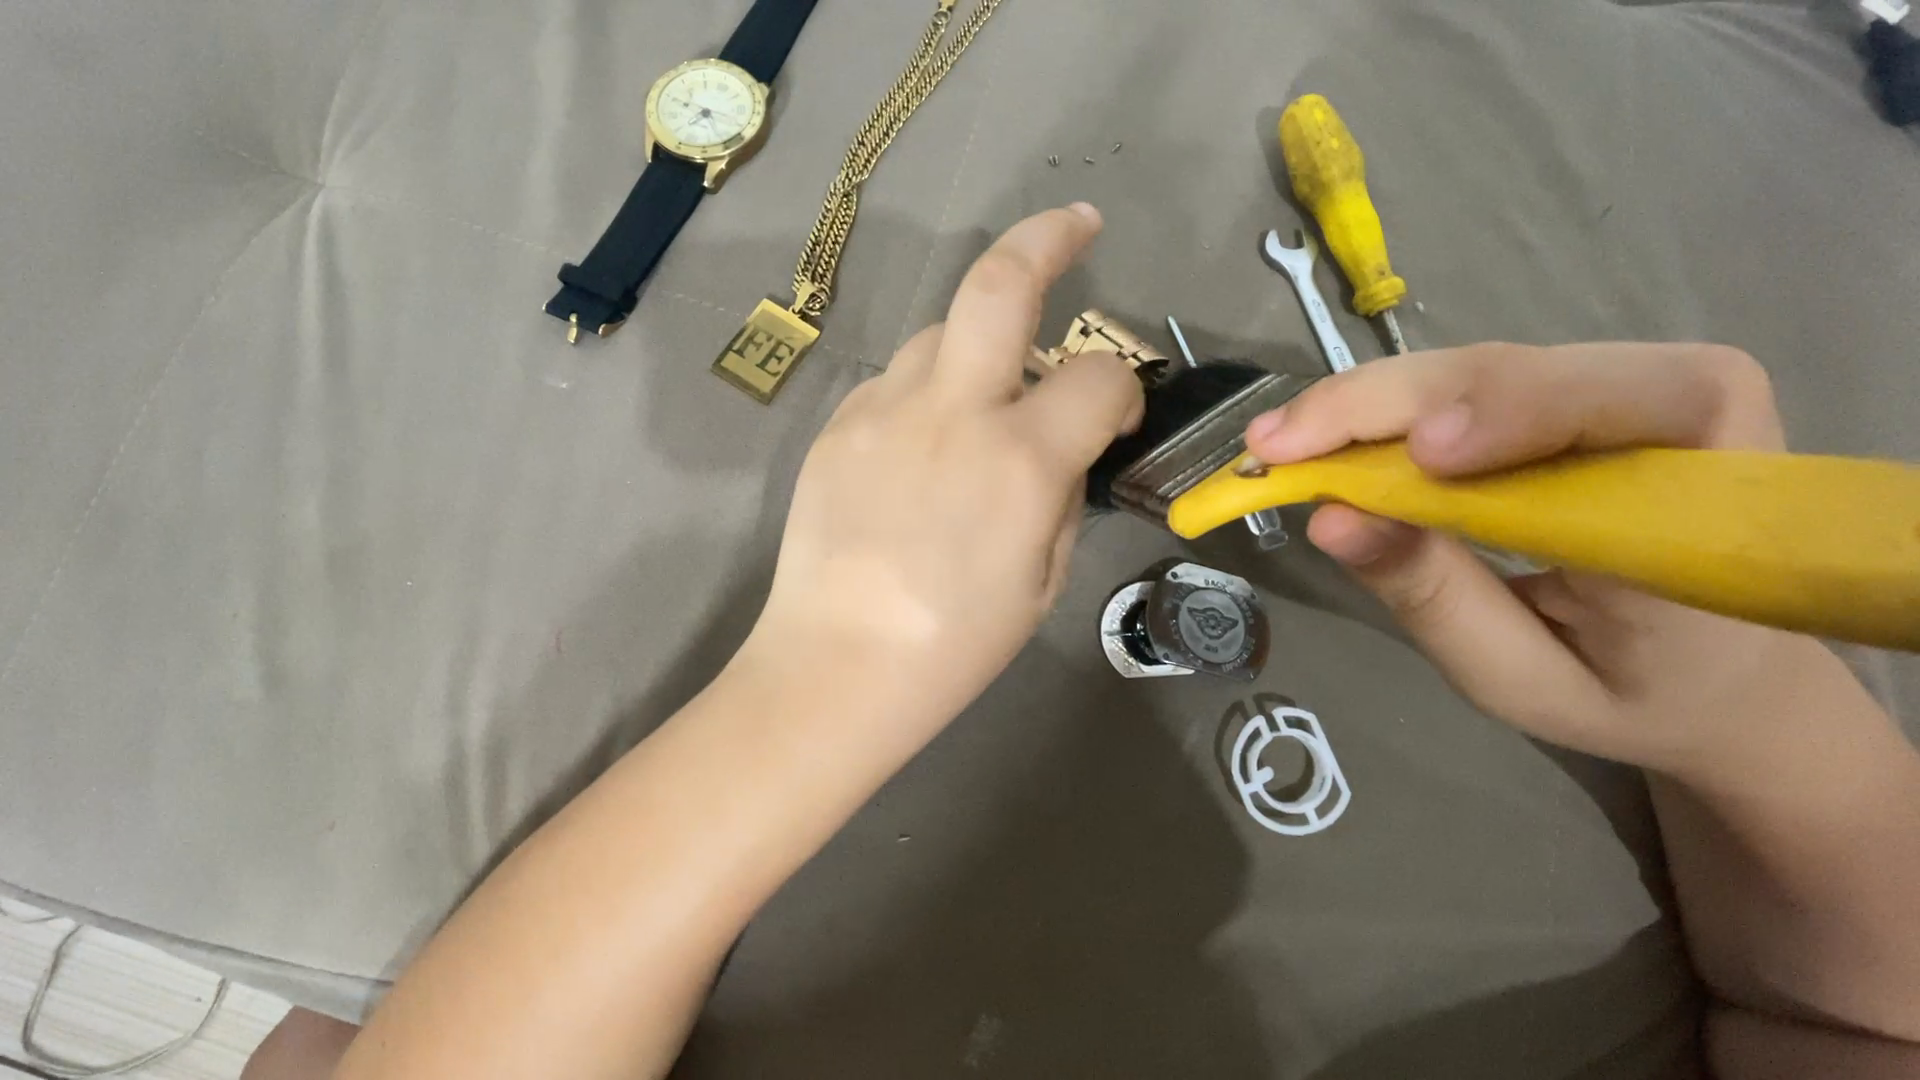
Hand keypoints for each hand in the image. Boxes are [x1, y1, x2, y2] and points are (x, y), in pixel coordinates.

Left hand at [749, 205, 1142, 726]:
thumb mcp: (1044, 579)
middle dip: (1047, 237)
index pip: (1098, 376)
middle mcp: (953, 410)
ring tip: (983, 396)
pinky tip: (919, 450)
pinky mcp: (838, 425)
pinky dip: (924, 396)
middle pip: (999, 283)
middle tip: (1076, 224)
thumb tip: (1062, 448)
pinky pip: (895, 384)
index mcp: (1021, 458)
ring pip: (938, 333)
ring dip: (975, 347)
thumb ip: (1062, 493)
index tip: (1117, 417)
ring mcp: (883, 409)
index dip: (1124, 388)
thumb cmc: (955, 644)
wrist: (837, 665)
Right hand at [1245, 342, 1824, 773]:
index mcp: (1710, 496)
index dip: (1521, 408)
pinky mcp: (1560, 392)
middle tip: (1272, 447)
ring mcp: (1614, 387)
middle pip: (1515, 370)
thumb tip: (1327, 520)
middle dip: (1383, 405)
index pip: (1635, 404)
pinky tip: (1316, 439)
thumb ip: (1435, 599)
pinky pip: (1454, 386)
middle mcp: (1676, 404)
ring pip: (1469, 370)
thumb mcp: (1524, 676)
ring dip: (1362, 406)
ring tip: (1277, 447)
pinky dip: (1374, 414)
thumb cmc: (1633, 692)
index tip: (1421, 456)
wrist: (1712, 677)